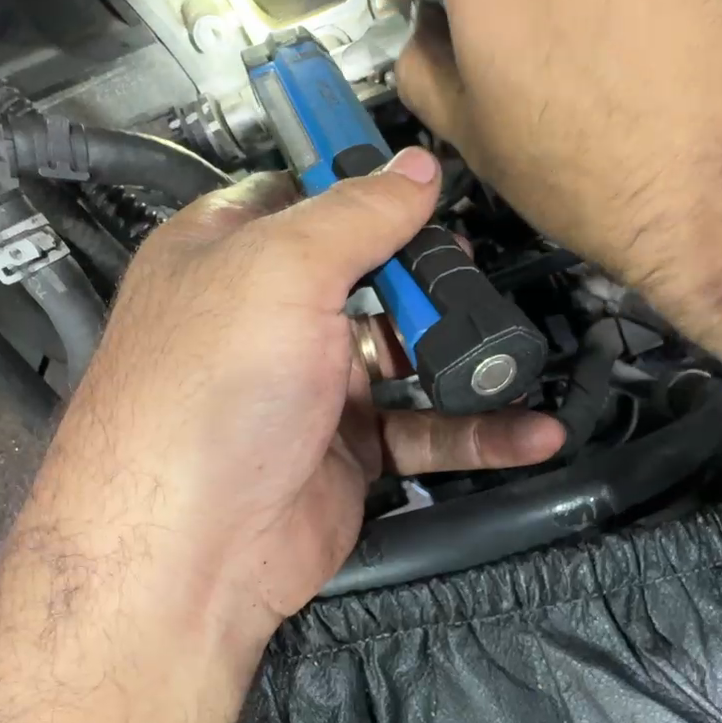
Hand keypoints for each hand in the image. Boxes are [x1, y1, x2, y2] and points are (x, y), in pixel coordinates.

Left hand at [8, 150, 563, 655]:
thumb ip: (356, 218)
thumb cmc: (207, 398)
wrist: (193, 553)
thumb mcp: (282, 275)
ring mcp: (315, 390)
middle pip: (375, 281)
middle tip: (479, 282)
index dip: (369, 188)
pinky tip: (529, 433)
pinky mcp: (352, 454)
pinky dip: (478, 434)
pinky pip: (426, 431)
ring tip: (517, 359)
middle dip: (433, 283)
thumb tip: (416, 169)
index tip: (433, 186)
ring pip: (411, 361)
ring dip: (468, 363)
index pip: (310, 198)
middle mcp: (272, 319)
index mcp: (232, 255)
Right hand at [396, 0, 721, 294]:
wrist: (717, 190)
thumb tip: (425, 46)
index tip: (430, 8)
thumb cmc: (602, 174)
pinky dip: (602, 2)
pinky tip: (612, 50)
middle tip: (494, 39)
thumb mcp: (476, 137)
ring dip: (549, 2)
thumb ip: (427, 69)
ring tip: (565, 55)